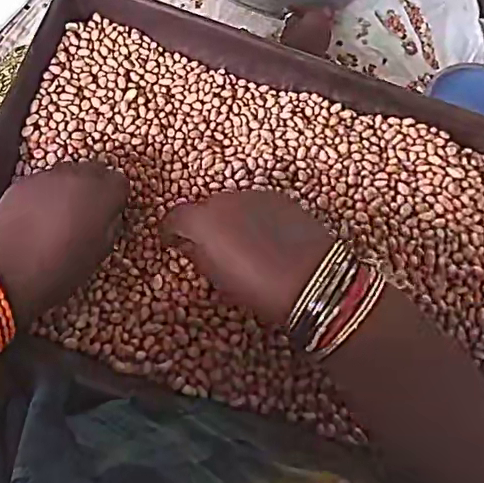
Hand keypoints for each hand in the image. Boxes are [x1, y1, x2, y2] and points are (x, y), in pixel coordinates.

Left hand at [0, 162, 126, 328]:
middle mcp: (76, 176)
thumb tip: (107, 215)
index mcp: (100, 194)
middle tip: (88, 215)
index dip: (116, 199)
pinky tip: (37, 217)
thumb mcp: (96, 256)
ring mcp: (46, 176)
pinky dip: (47, 194)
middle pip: (95, 171)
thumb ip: (108, 227)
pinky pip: (44, 182)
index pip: (120, 182)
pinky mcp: (22, 182)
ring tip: (61, 216)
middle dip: (96, 188)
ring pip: (68, 173)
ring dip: (71, 188)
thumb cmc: (57, 271)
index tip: (109, 216)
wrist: (2, 272)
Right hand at [160, 189, 334, 325]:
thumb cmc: (258, 288)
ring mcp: (252, 194)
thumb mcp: (218, 279)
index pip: (173, 217)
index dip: (170, 231)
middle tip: (211, 250)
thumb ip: (196, 254)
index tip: (171, 243)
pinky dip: (253, 217)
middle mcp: (223, 199)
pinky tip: (264, 238)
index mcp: (201, 220)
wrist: (313, 278)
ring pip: (230, 204)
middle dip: (203, 225)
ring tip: (241, 245)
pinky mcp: (278, 197)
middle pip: (203, 208)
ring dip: (229, 220)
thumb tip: (188, 244)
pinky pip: (255, 204)